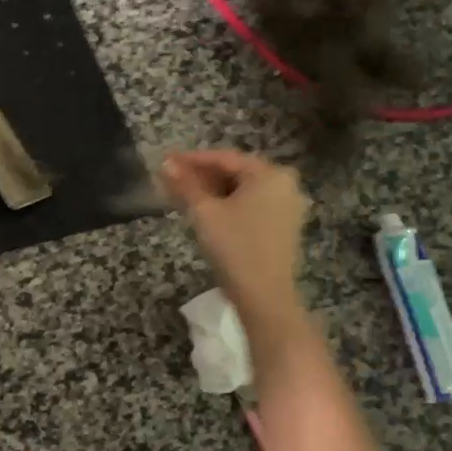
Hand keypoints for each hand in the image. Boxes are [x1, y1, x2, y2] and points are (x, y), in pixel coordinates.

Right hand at [159, 150, 309, 314]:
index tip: (165, 160)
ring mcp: (286, 206)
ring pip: (241, 189)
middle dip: (201, 174)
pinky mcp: (282, 224)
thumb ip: (184, 184)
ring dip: (210, 189)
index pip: (224, 158)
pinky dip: (226, 202)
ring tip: (180, 192)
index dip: (192, 159)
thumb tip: (165, 163)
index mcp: (270, 175)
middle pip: (235, 172)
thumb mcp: (204, 211)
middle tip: (170, 177)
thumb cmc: (234, 245)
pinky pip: (250, 204)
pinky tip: (203, 208)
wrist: (263, 292)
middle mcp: (285, 185)